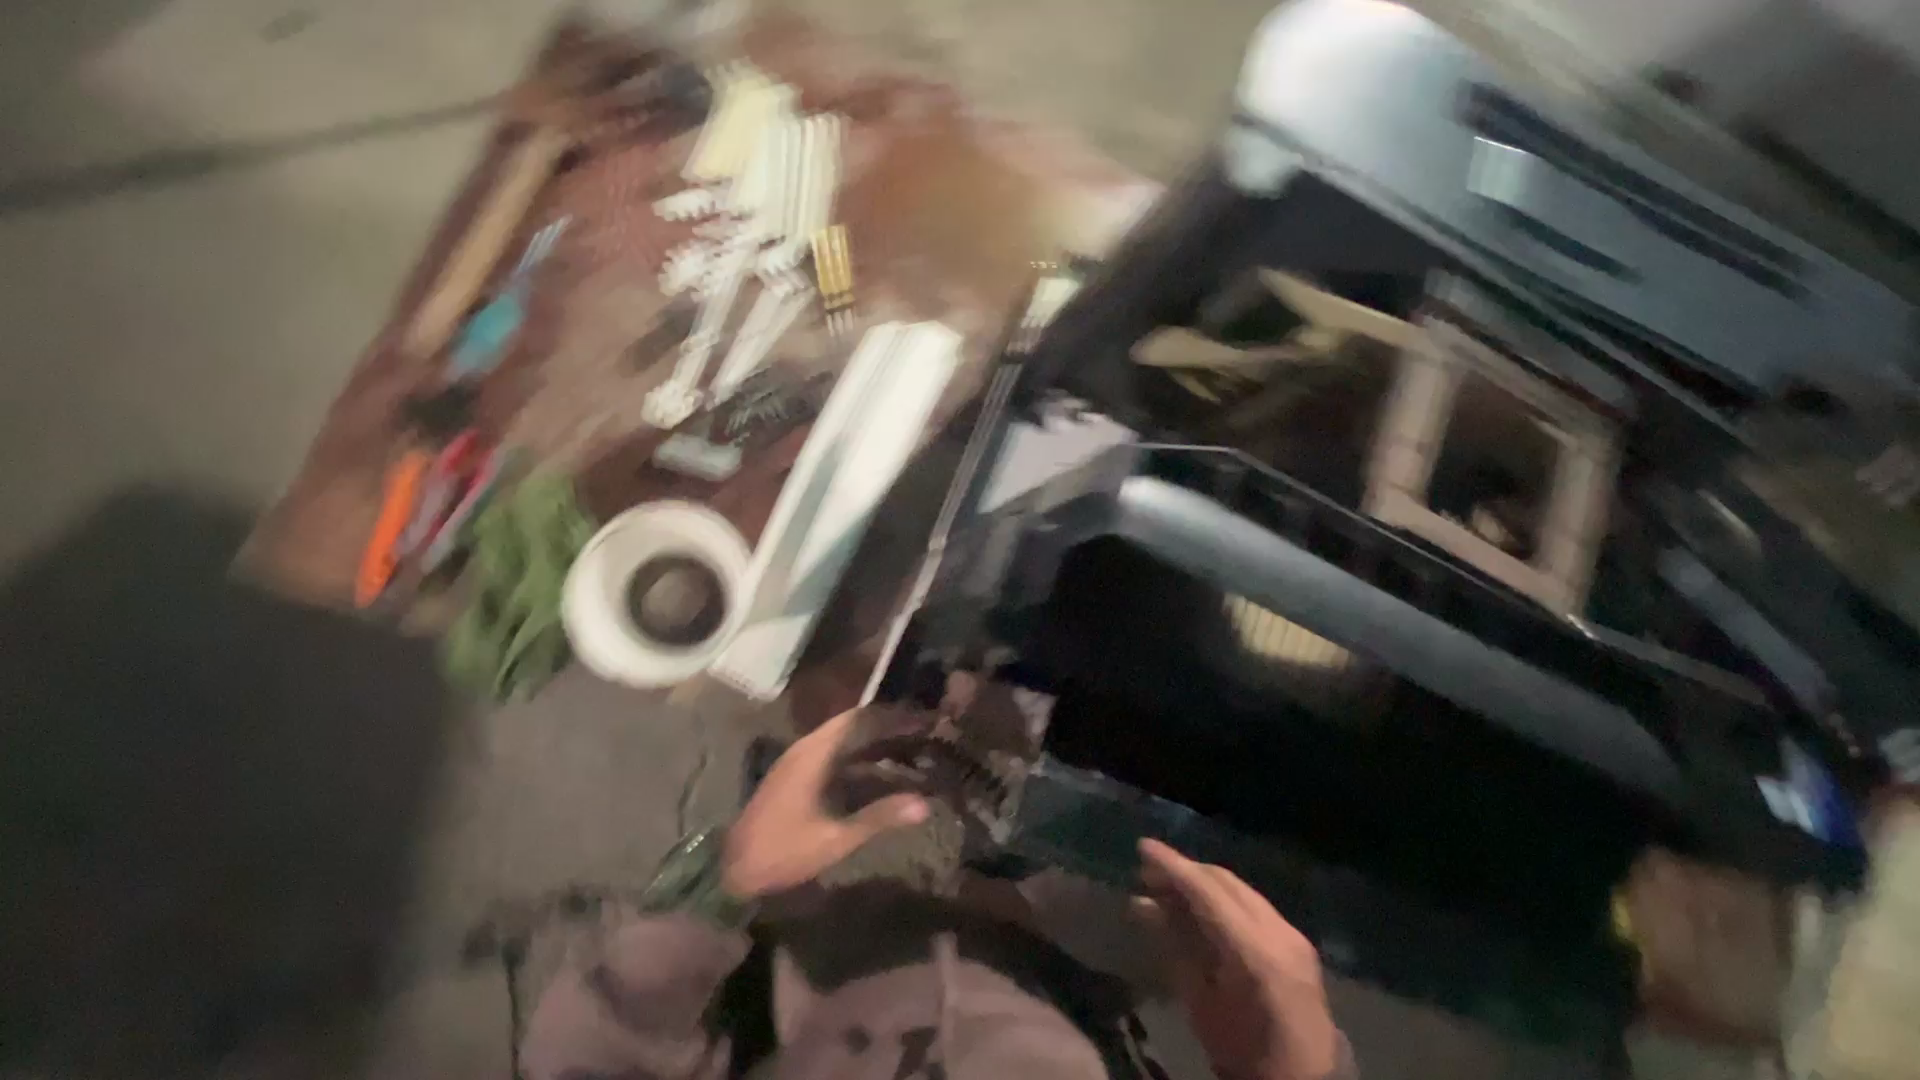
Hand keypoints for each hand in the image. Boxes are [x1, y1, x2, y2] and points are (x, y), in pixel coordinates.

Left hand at [722, 708, 930, 898]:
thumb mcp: (836, 837)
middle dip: (890, 728)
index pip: (860, 718)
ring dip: (876, 745)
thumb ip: (880, 817)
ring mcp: (800, 762)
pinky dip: (862, 762)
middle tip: (925, 734)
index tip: (924, 719)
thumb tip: (925, 804)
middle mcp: (808, 748)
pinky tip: (883, 778)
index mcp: (815, 753)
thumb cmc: (784, 850)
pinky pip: (836, 758)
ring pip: (846, 743)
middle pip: (855, 726)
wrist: (732, 870)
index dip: (894, 716)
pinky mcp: (798, 778)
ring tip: (912, 752)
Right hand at [1135, 839, 1341, 1079]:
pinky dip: (1221, 899)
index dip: (1172, 865)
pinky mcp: (1296, 941)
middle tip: (1146, 872)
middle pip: (1225, 883)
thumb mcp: (1201, 1004)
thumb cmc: (1244, 1052)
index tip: (1142, 846)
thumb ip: (1176, 946)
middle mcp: (1279, 932)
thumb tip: (1142, 903)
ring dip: (1201, 883)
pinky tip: (1197, 907)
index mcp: (1255, 953)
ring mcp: (1292, 935)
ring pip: (1239, 890)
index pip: (1207, 891)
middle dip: (1185, 871)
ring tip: (1165, 887)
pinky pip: (1252, 905)